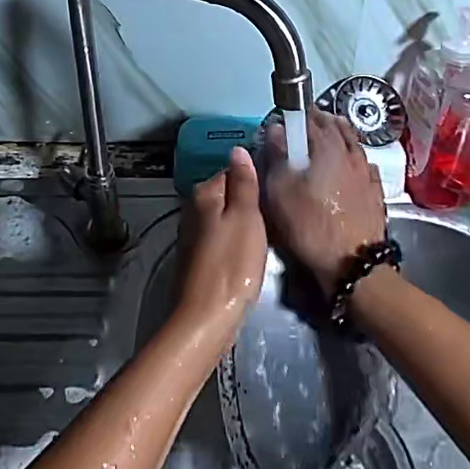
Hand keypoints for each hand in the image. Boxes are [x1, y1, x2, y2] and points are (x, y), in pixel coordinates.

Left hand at [175, 147, 267, 342]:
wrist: (205, 319)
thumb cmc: (231, 265)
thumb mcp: (246, 217)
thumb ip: (243, 182)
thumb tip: (238, 149)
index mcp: (204, 193)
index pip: (233, 170)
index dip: (255, 180)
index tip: (275, 193)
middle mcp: (194, 209)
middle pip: (229, 194)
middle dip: (250, 202)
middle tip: (275, 216)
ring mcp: (194, 234)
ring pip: (226, 217)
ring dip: (245, 223)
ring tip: (267, 235)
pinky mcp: (198, 257)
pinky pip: (223, 237)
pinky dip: (236, 241)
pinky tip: (250, 254)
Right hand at [265, 108, 387, 293]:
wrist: (353, 263)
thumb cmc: (311, 225)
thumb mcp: (280, 191)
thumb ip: (277, 157)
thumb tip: (275, 129)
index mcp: (328, 147)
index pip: (311, 119)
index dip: (297, 116)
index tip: (286, 118)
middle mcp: (351, 153)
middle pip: (337, 127)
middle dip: (320, 122)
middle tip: (307, 124)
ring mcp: (367, 173)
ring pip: (354, 144)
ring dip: (340, 136)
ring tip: (329, 138)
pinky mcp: (376, 192)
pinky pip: (365, 165)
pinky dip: (356, 159)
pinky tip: (352, 164)